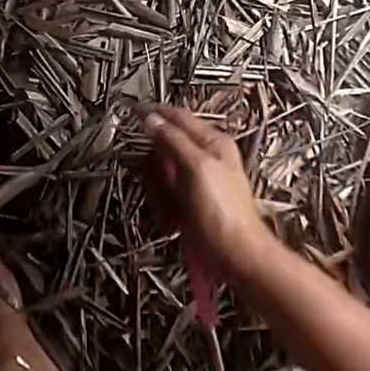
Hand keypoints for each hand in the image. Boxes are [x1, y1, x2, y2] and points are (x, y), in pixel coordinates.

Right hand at [144, 107, 276, 279]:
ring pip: (162, 173)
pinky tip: (173, 218)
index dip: (155, 114)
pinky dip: (164, 206)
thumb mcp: (196, 167)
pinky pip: (166, 195)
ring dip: (160, 191)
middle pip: (165, 148)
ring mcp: (198, 181)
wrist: (237, 258)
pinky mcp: (191, 202)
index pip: (178, 117)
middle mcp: (206, 158)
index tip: (132, 112)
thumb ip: (173, 140)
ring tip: (171, 207)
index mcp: (213, 142)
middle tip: (159, 182)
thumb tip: (152, 119)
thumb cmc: (225, 215)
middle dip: (157, 166)